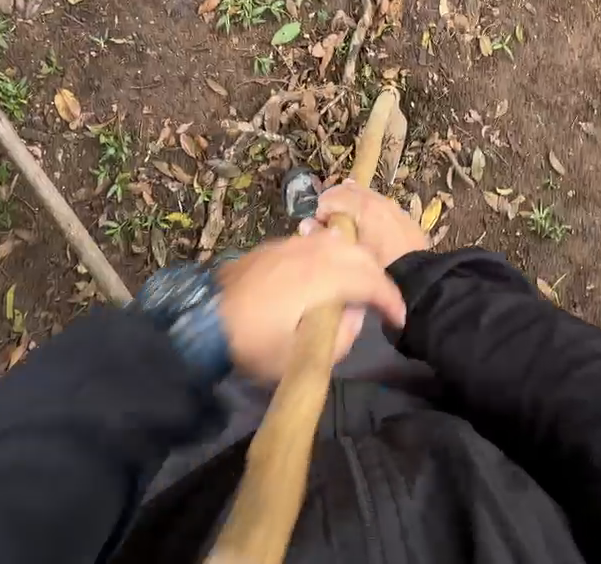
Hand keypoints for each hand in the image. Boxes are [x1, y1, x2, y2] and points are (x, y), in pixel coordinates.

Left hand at [216, 232, 405, 381]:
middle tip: (384, 302)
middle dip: (378, 277)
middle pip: (359, 253)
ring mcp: (291, 244)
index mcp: (320, 277)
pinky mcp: (276, 245)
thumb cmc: (252, 344)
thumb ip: (339, 338)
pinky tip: (331, 274)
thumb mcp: (298, 357)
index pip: (370, 280)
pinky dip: (335, 254)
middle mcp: (311, 252)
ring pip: (339, 241)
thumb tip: (354, 316)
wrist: (201, 320)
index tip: (399, 319)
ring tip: (362, 287)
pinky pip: (318, 241)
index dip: (390, 298)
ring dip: (357, 261)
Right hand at [314, 183, 428, 268]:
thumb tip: (306, 224)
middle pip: (352, 191)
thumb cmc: (377, 270)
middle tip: (327, 214)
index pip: (334, 197)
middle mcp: (379, 202)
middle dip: (337, 199)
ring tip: (344, 213)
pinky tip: (367, 221)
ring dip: (354, 202)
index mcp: (364, 208)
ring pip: (369, 196)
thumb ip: (322, 236)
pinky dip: (371, 209)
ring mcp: (395, 209)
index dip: (322, 207)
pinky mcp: (406, 219)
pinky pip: (383, 207)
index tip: (317, 221)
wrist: (418, 282)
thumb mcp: (346, 255)